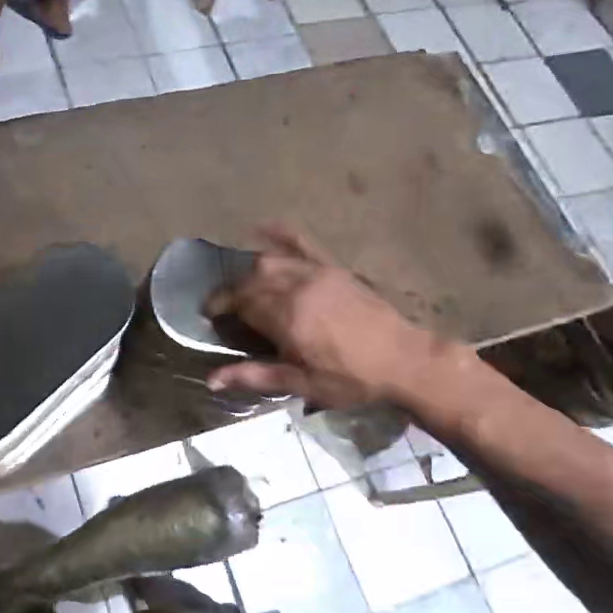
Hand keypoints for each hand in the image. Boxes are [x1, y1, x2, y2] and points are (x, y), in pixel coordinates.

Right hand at [205, 226, 453, 408]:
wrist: (404, 360)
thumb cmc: (351, 378)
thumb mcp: (302, 384)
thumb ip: (255, 376)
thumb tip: (212, 379)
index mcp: (287, 317)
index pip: (240, 303)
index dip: (220, 307)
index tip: (208, 315)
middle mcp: (297, 287)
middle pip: (251, 280)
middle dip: (232, 292)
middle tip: (224, 307)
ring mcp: (316, 273)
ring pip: (270, 262)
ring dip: (250, 272)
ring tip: (244, 287)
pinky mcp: (333, 268)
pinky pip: (302, 243)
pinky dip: (280, 234)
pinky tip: (262, 227)